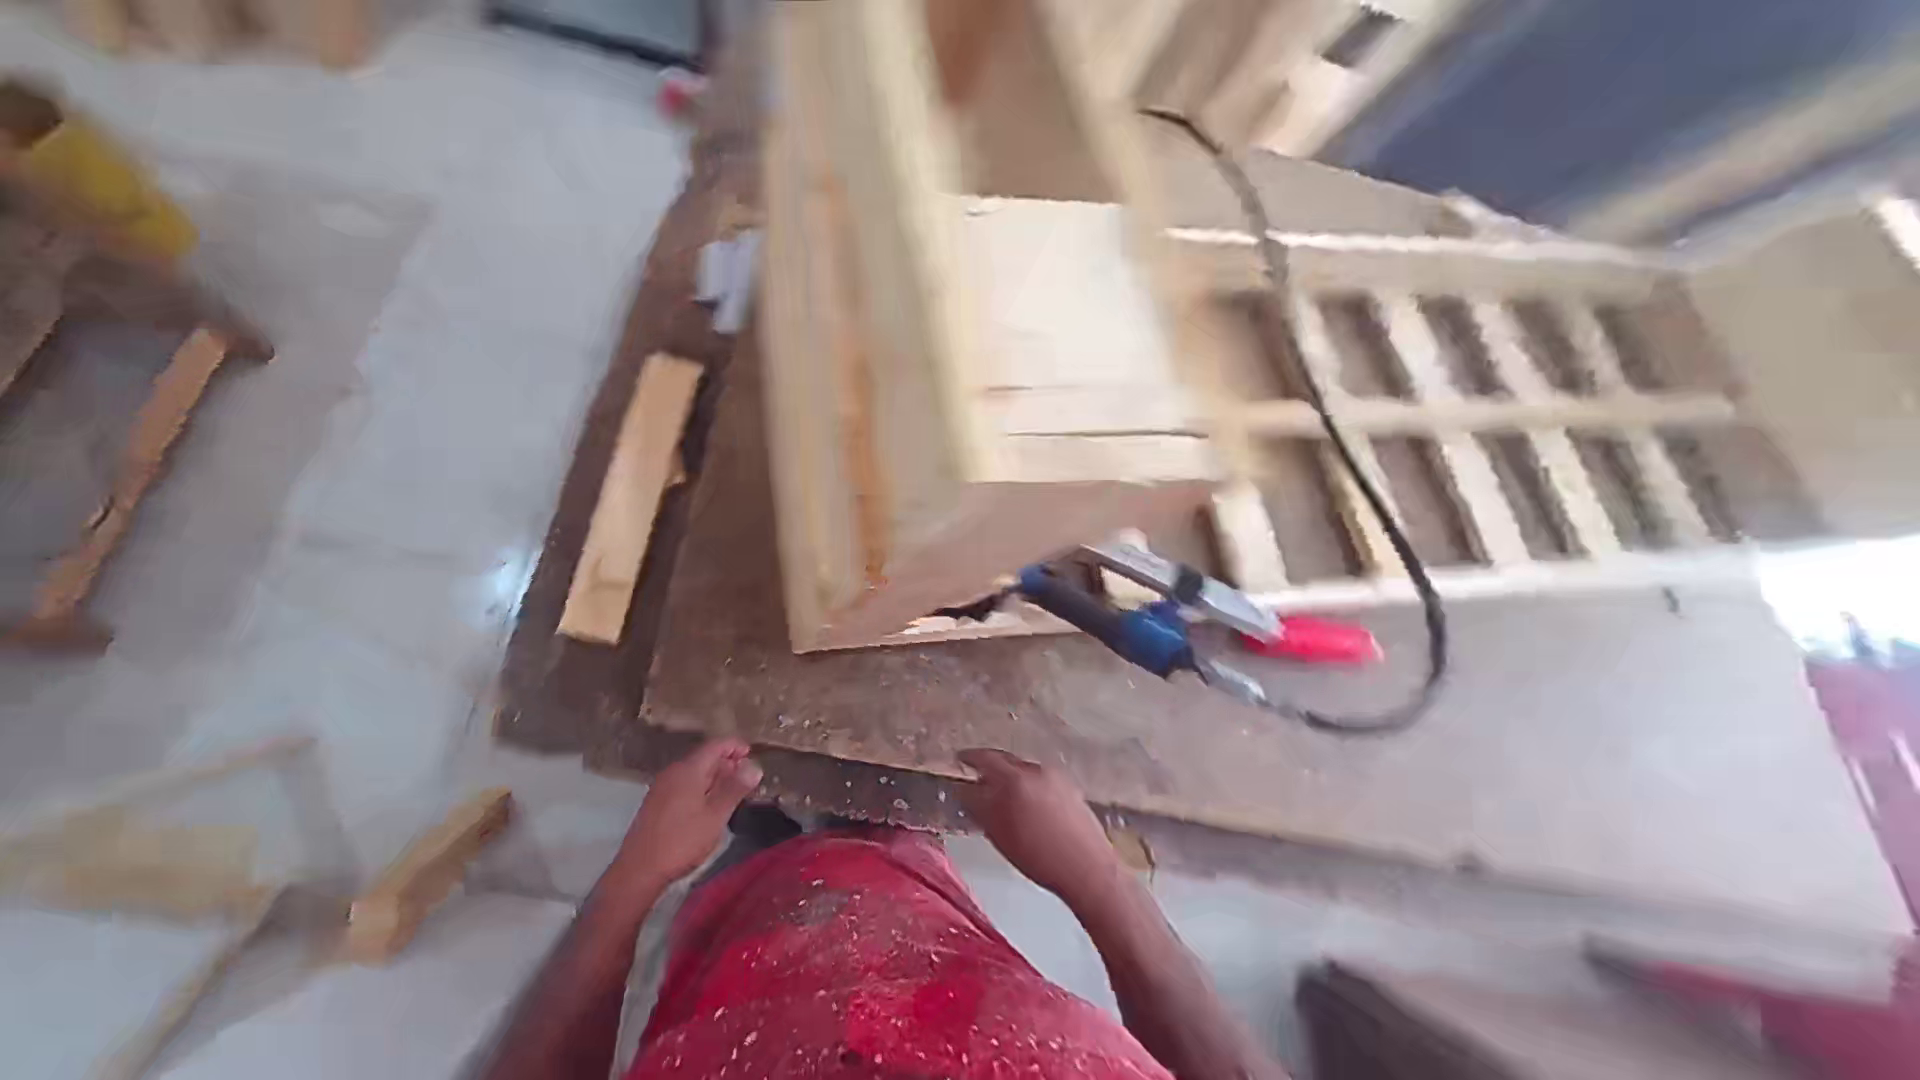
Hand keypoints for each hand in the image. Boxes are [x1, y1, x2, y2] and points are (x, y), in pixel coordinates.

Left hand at [610, 739, 762, 893]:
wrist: (637, 873)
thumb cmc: (681, 842)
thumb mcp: (715, 816)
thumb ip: (735, 788)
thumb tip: (754, 766)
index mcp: (687, 770)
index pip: (715, 745)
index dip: (735, 746)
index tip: (752, 754)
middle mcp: (672, 773)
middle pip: (704, 757)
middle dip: (727, 763)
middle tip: (746, 777)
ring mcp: (661, 788)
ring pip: (693, 772)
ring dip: (714, 777)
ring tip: (731, 792)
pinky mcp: (655, 804)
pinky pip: (683, 785)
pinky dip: (700, 787)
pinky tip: (708, 806)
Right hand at [957, 749, 1124, 904]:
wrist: (1087, 869)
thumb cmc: (1039, 857)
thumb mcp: (999, 834)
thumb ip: (979, 807)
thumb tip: (966, 792)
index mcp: (1015, 778)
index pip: (986, 758)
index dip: (970, 757)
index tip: (960, 758)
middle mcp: (1036, 770)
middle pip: (1007, 761)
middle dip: (991, 768)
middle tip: (978, 778)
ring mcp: (1056, 777)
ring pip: (1025, 771)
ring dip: (1012, 780)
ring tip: (1003, 799)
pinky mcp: (1071, 787)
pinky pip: (1042, 780)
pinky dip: (1030, 787)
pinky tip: (1029, 807)